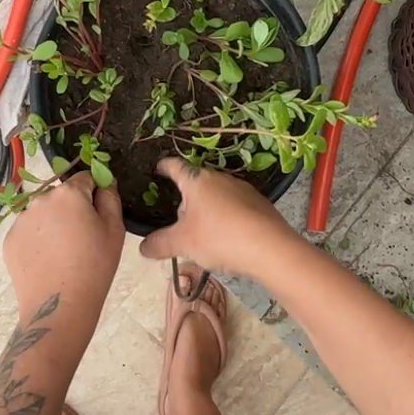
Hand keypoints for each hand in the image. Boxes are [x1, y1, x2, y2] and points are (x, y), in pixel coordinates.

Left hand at [4, 173, 124, 319]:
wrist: (59, 306)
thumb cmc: (94, 267)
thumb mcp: (115, 230)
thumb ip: (110, 198)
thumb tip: (105, 182)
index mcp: (69, 193)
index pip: (85, 178)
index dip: (95, 195)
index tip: (98, 218)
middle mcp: (40, 200)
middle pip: (62, 196)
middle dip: (72, 209)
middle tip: (83, 239)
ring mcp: (21, 220)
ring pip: (44, 213)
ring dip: (53, 223)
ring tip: (63, 253)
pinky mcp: (9, 240)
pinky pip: (29, 231)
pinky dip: (38, 240)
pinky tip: (47, 261)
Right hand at [138, 158, 301, 278]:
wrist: (271, 248)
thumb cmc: (220, 238)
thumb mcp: (183, 243)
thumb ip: (160, 243)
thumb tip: (142, 247)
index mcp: (197, 181)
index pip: (176, 166)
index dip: (164, 166)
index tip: (158, 167)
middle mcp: (220, 178)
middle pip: (196, 184)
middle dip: (186, 200)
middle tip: (178, 222)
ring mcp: (242, 189)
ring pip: (216, 196)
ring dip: (207, 210)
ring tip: (203, 235)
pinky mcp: (259, 203)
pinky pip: (234, 206)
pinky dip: (226, 218)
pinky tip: (227, 239)